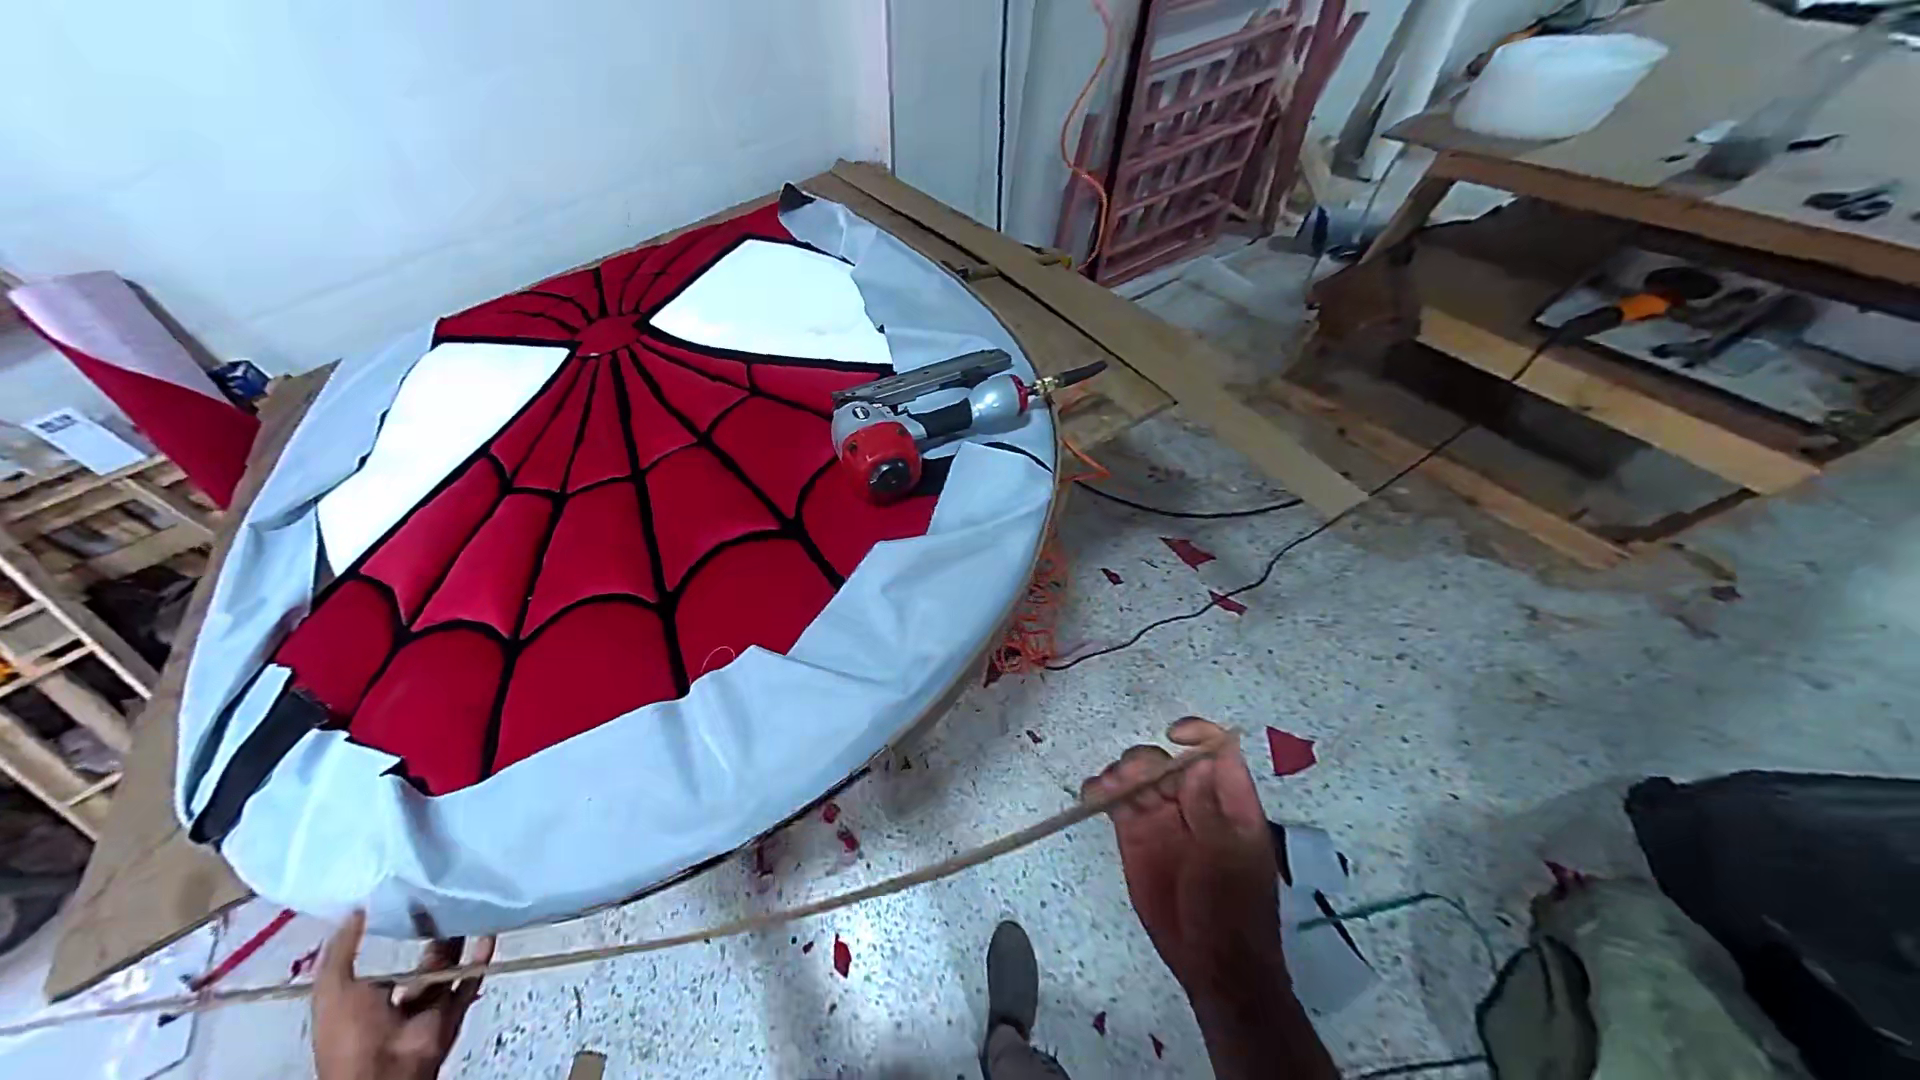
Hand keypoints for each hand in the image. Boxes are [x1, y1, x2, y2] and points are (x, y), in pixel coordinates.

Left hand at [313, 911, 494, 1079]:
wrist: (381, 1073)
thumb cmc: (350, 1032)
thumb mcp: (333, 988)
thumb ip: (343, 951)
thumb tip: (357, 908)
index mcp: (368, 997)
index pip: (388, 960)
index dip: (399, 933)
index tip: (414, 902)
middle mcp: (401, 999)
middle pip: (425, 961)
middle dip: (436, 934)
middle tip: (449, 900)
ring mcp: (431, 1005)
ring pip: (451, 966)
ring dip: (460, 941)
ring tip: (470, 908)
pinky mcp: (454, 1008)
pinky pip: (471, 979)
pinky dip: (482, 958)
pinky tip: (488, 933)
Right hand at [1084, 718, 1335, 1079]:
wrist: (1210, 963)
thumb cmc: (1232, 911)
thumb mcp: (1228, 860)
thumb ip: (1210, 811)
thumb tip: (1196, 764)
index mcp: (1230, 803)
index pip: (1218, 751)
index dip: (1198, 734)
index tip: (1173, 735)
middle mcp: (1194, 801)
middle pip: (1168, 760)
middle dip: (1147, 760)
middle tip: (1130, 778)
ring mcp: (1162, 816)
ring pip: (1138, 776)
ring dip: (1121, 773)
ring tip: (1109, 789)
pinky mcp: (1134, 833)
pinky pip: (1115, 801)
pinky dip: (1101, 792)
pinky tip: (1094, 795)